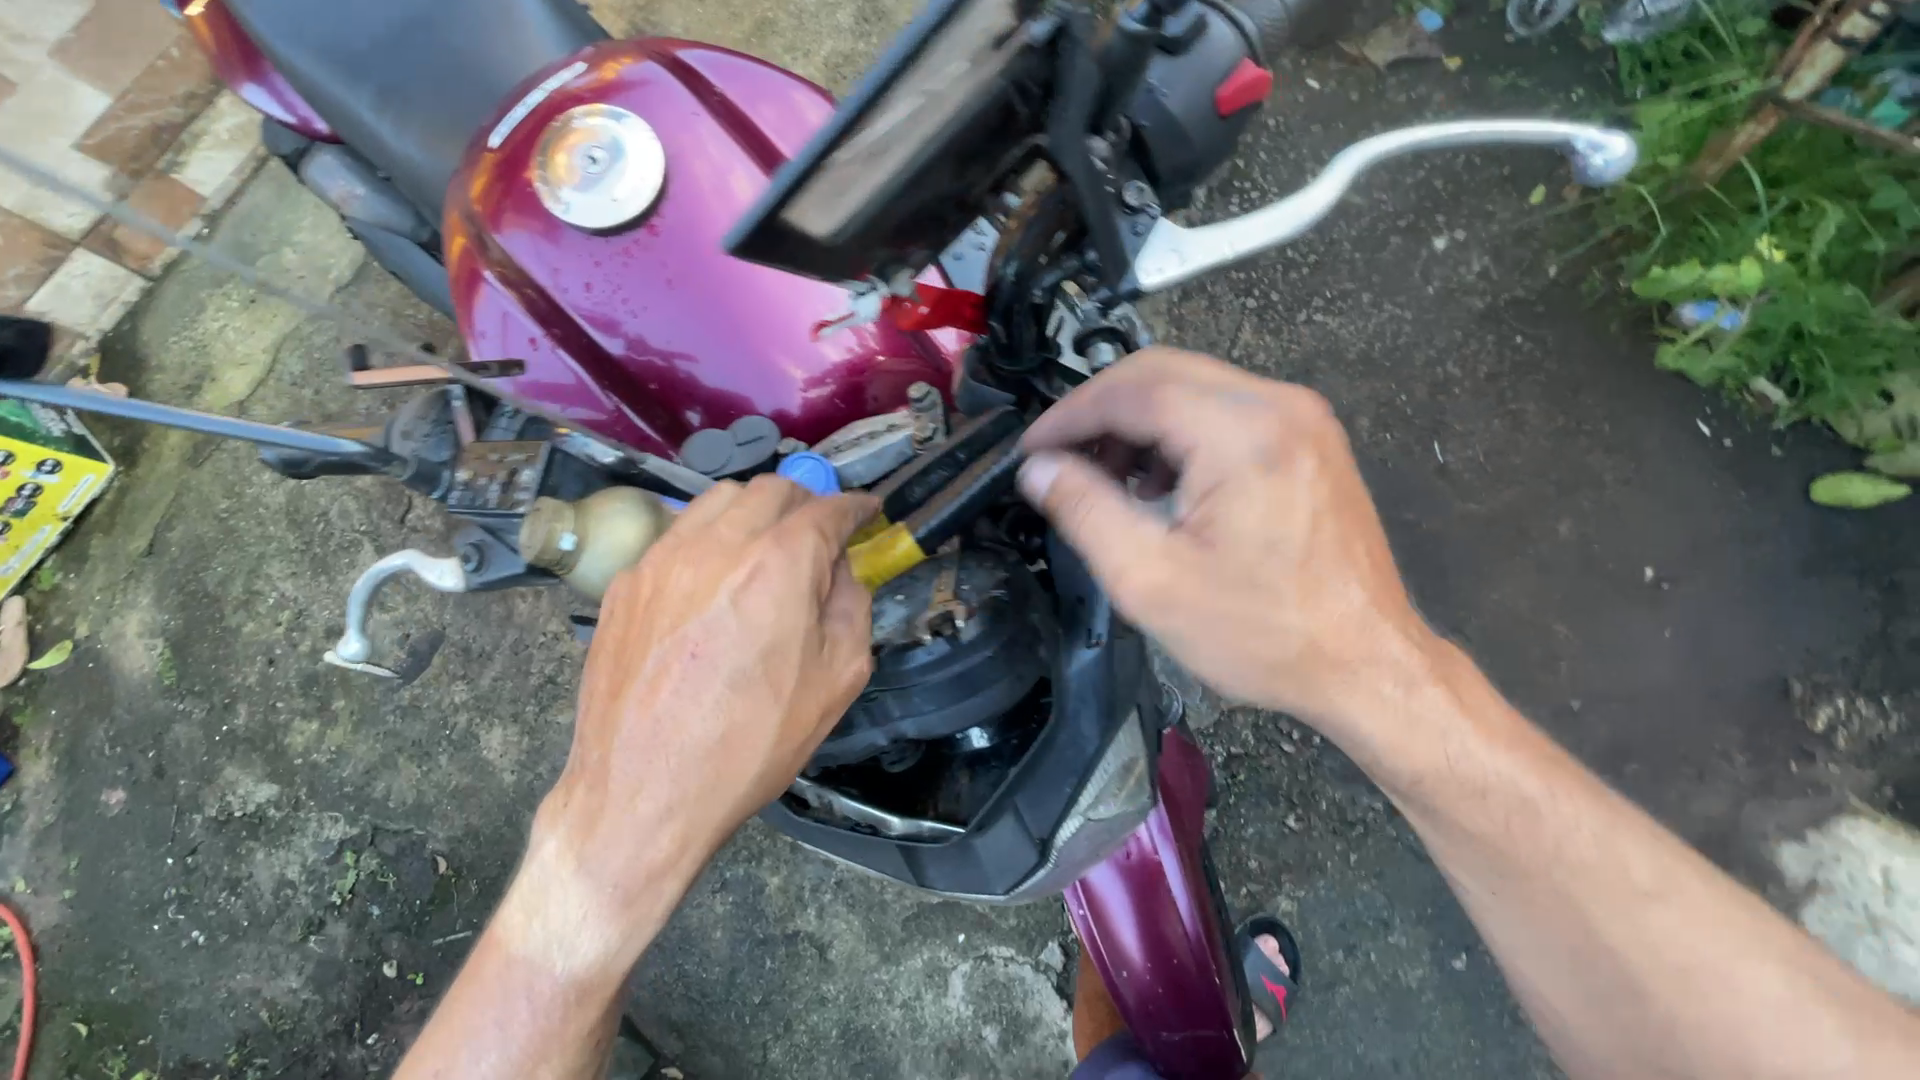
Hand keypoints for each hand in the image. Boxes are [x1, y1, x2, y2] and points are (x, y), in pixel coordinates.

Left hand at [527, 476, 875, 960]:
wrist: (644, 792)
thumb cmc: (752, 743)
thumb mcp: (839, 679)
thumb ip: (852, 604)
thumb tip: (838, 569)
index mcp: (779, 564)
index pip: (826, 509)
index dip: (855, 506)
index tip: (867, 510)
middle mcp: (717, 544)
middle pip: (770, 489)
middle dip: (805, 502)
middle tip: (819, 534)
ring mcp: (662, 558)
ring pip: (717, 500)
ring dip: (753, 512)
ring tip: (764, 549)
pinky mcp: (625, 583)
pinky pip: (676, 535)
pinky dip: (709, 540)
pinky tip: (713, 581)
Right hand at [1017, 347, 1431, 732]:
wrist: (1366, 663)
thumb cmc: (1263, 634)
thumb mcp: (1151, 580)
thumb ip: (1085, 511)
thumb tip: (1038, 470)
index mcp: (1242, 434)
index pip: (1133, 390)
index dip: (1069, 414)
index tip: (1030, 450)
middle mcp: (1279, 406)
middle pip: (1162, 373)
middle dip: (1099, 411)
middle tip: (1058, 459)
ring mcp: (1302, 419)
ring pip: (1192, 388)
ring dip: (1137, 421)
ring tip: (1103, 477)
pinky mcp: (1308, 440)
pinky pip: (1224, 411)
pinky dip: (1177, 433)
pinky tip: (1156, 482)